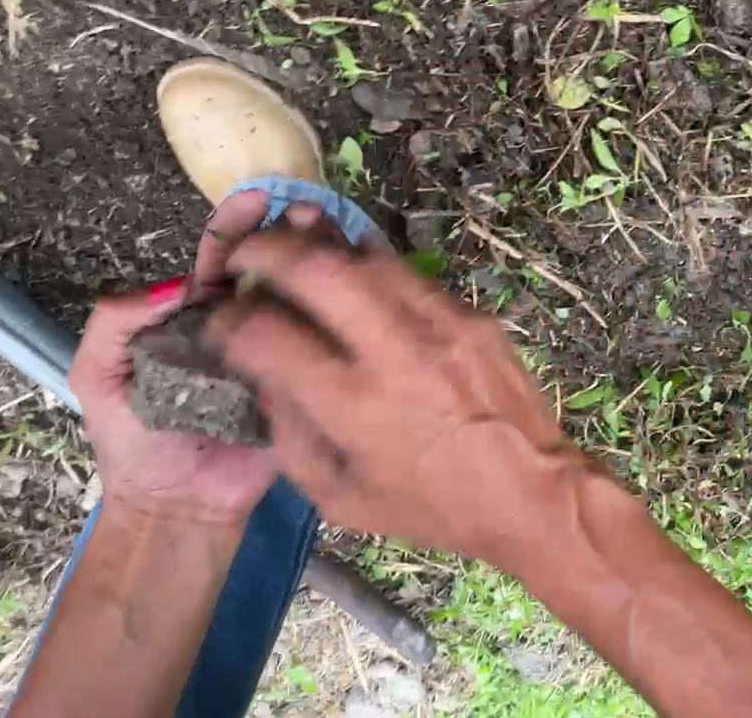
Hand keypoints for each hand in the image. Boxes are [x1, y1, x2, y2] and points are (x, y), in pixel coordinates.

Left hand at [67, 189, 309, 526]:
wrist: (178, 503)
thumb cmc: (136, 439)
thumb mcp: (97, 376)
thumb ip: (115, 324)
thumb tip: (175, 283)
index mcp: (202, 314)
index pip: (222, 259)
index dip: (237, 225)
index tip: (260, 197)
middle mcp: (249, 323)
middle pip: (273, 268)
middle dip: (291, 234)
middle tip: (311, 211)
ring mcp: (284, 350)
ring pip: (305, 297)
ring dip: (322, 263)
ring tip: (337, 236)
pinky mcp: (309, 380)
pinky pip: (324, 343)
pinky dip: (342, 313)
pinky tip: (360, 289)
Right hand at [207, 230, 578, 560]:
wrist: (531, 487)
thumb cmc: (431, 505)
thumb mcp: (340, 496)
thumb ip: (290, 433)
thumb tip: (265, 374)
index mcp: (354, 405)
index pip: (266, 336)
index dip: (227, 320)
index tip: (220, 320)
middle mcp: (397, 352)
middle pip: (319, 270)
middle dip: (267, 250)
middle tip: (246, 252)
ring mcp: (444, 325)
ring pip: (371, 258)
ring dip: (323, 246)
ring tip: (297, 248)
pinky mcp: (475, 316)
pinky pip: (414, 277)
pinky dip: (374, 268)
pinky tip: (358, 275)